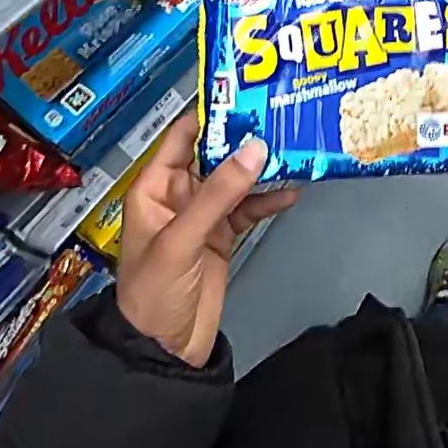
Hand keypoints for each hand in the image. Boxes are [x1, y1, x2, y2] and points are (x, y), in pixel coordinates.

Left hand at [117, 116, 299, 365]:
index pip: (182, 137)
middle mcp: (180, 193)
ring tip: (292, 149)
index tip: (244, 94)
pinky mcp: (223, 235)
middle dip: (243, 138)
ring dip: (260, 169)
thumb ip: (219, 193)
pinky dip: (267, 201)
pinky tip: (290, 193)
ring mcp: (204, 214)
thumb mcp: (183, 239)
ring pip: (235, 180)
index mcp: (156, 186)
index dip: (210, 113)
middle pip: (214, 154)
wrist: (164, 353)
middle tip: (278, 117)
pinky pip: (247, 208)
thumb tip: (256, 148)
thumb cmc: (156, 291)